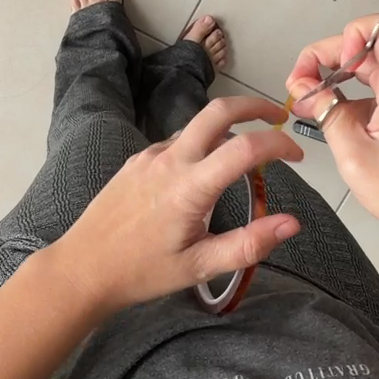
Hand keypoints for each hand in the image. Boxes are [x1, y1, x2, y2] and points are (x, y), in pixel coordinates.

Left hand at [44, 96, 302, 314]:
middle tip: (278, 117)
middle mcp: (169, 160)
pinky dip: (200, 146)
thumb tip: (292, 224)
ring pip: (196, 127)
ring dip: (226, 128)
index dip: (278, 143)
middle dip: (254, 105)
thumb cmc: (142, 272)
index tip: (296, 155)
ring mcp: (150, 156)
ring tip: (245, 156)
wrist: (81, 268)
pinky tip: (203, 175)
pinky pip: (176, 142)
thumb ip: (248, 245)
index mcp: (189, 187)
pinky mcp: (136, 160)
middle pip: (218, 110)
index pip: (244, 148)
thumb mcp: (199, 267)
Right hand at [286, 14, 378, 267]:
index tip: (330, 68)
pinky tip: (325, 115)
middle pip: (366, 41)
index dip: (352, 33)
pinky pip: (371, 84)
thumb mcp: (354, 156)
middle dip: (327, 56)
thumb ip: (326, 112)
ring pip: (365, 62)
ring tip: (304, 102)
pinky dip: (345, 92)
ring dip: (332, 74)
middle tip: (298, 88)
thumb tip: (302, 86)